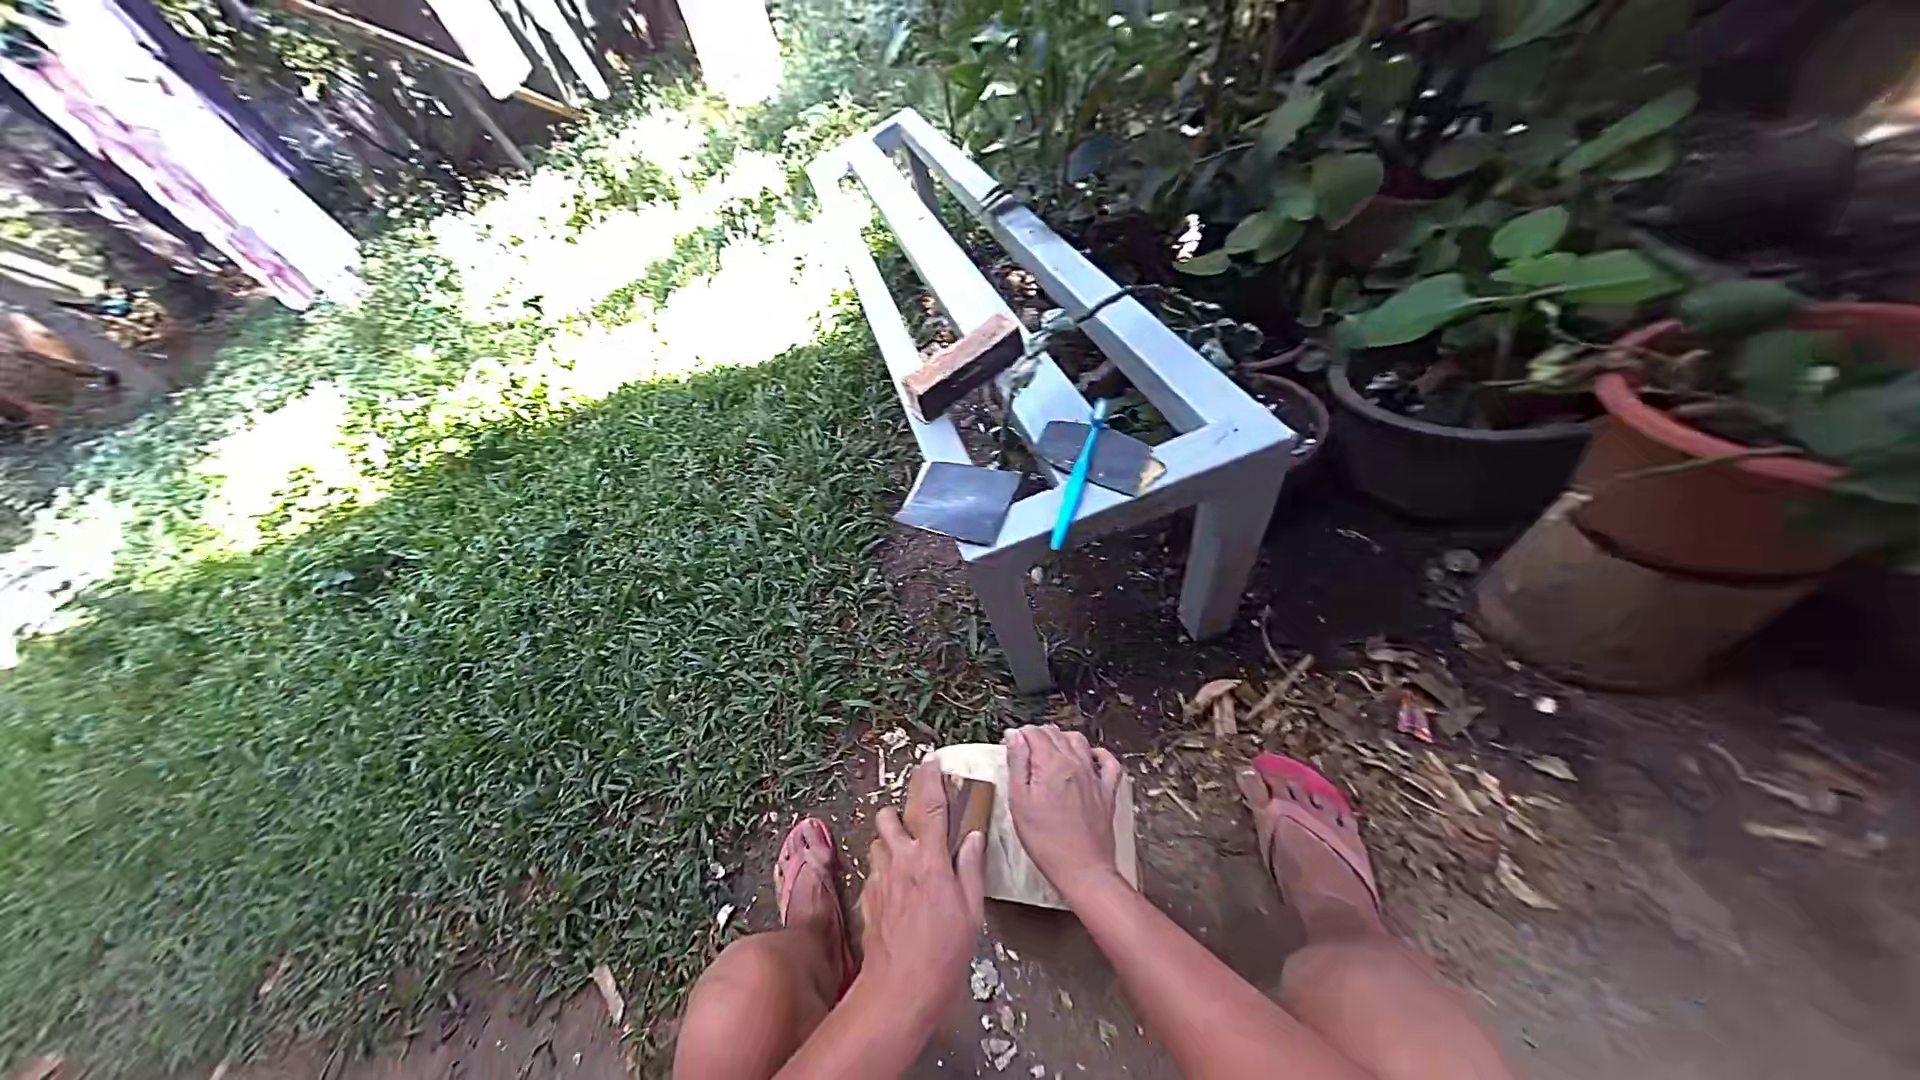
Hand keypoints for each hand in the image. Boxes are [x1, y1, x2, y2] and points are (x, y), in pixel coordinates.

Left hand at [857, 761, 986, 1018]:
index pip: (930, 805)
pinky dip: (884, 868)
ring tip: (908, 858)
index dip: (930, 778)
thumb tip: (972, 839)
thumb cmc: (942, 954)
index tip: (932, 762)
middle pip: (890, 815)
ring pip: (878, 840)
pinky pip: (873, 868)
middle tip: (919, 826)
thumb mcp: (971, 911)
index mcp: (930, 859)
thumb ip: (970, 868)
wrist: (899, 989)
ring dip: (891, 841)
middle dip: (902, 813)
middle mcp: (900, 860)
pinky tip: (898, 888)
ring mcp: (880, 877)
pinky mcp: (867, 895)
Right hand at [1004, 725, 1124, 900]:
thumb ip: (1017, 764)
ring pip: (1079, 741)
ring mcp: (1094, 776)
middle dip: (1038, 736)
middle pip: (1055, 733)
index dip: (1021, 735)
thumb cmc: (1047, 841)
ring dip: (1063, 740)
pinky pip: (1108, 762)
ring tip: (1050, 752)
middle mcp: (1075, 763)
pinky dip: (1097, 755)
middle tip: (1026, 750)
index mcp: (1052, 763)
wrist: (1082, 869)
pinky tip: (1088, 758)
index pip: (1035, 733)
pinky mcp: (1106, 791)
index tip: (1013, 744)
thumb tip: (1014, 737)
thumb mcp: (1020, 801)